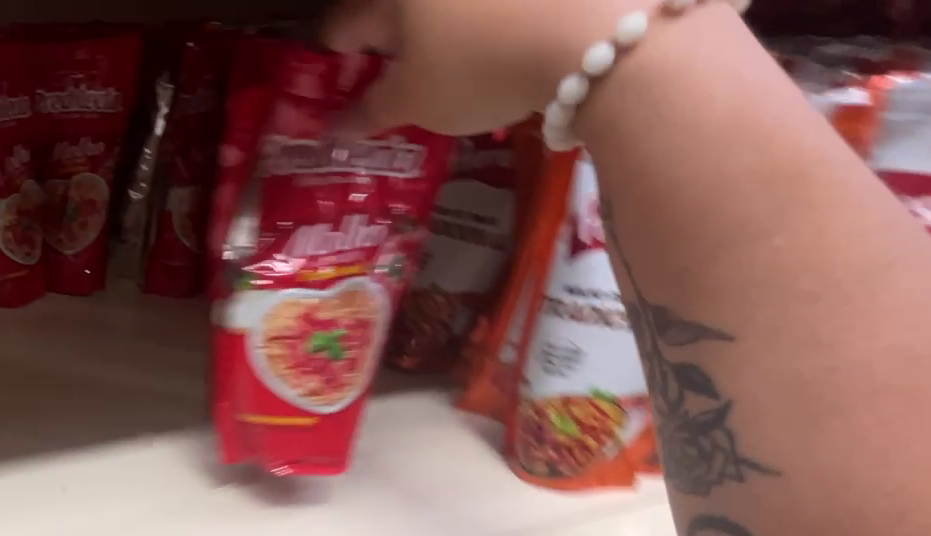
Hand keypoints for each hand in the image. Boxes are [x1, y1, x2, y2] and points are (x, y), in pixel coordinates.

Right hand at [323, 0, 640, 135]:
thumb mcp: (413, 103)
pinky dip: (485, 23)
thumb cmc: (480, 68)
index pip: (342, 25)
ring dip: (439, 32)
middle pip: (394, 10)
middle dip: (389, 44)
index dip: (335, 59)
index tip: (345, 84)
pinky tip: (498, 45)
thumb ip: (366, 113)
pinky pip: (493, 12)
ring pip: (444, 10)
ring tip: (452, 64)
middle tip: (396, 78)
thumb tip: (332, 128)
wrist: (598, 34)